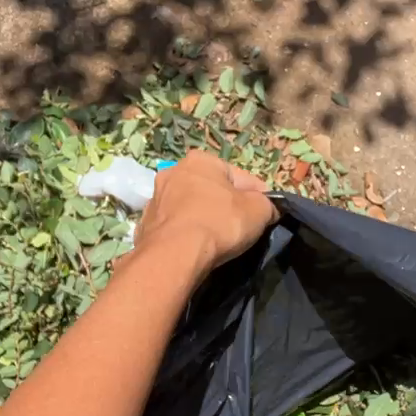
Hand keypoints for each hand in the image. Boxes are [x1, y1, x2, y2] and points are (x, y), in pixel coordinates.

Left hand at [134, 151, 276, 275]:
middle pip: (212, 190)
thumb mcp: (259, 210)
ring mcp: (156, 198)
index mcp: (201, 160)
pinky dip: (187, 234)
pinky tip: (197, 248)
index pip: (241, 177)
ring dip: (205, 218)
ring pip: (191, 207)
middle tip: (242, 228)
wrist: (174, 255)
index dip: (258, 197)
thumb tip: (269, 209)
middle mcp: (174, 172)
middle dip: (227, 206)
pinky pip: (176, 226)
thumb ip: (268, 204)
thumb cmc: (220, 223)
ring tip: (219, 241)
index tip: (266, 215)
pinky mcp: (146, 224)